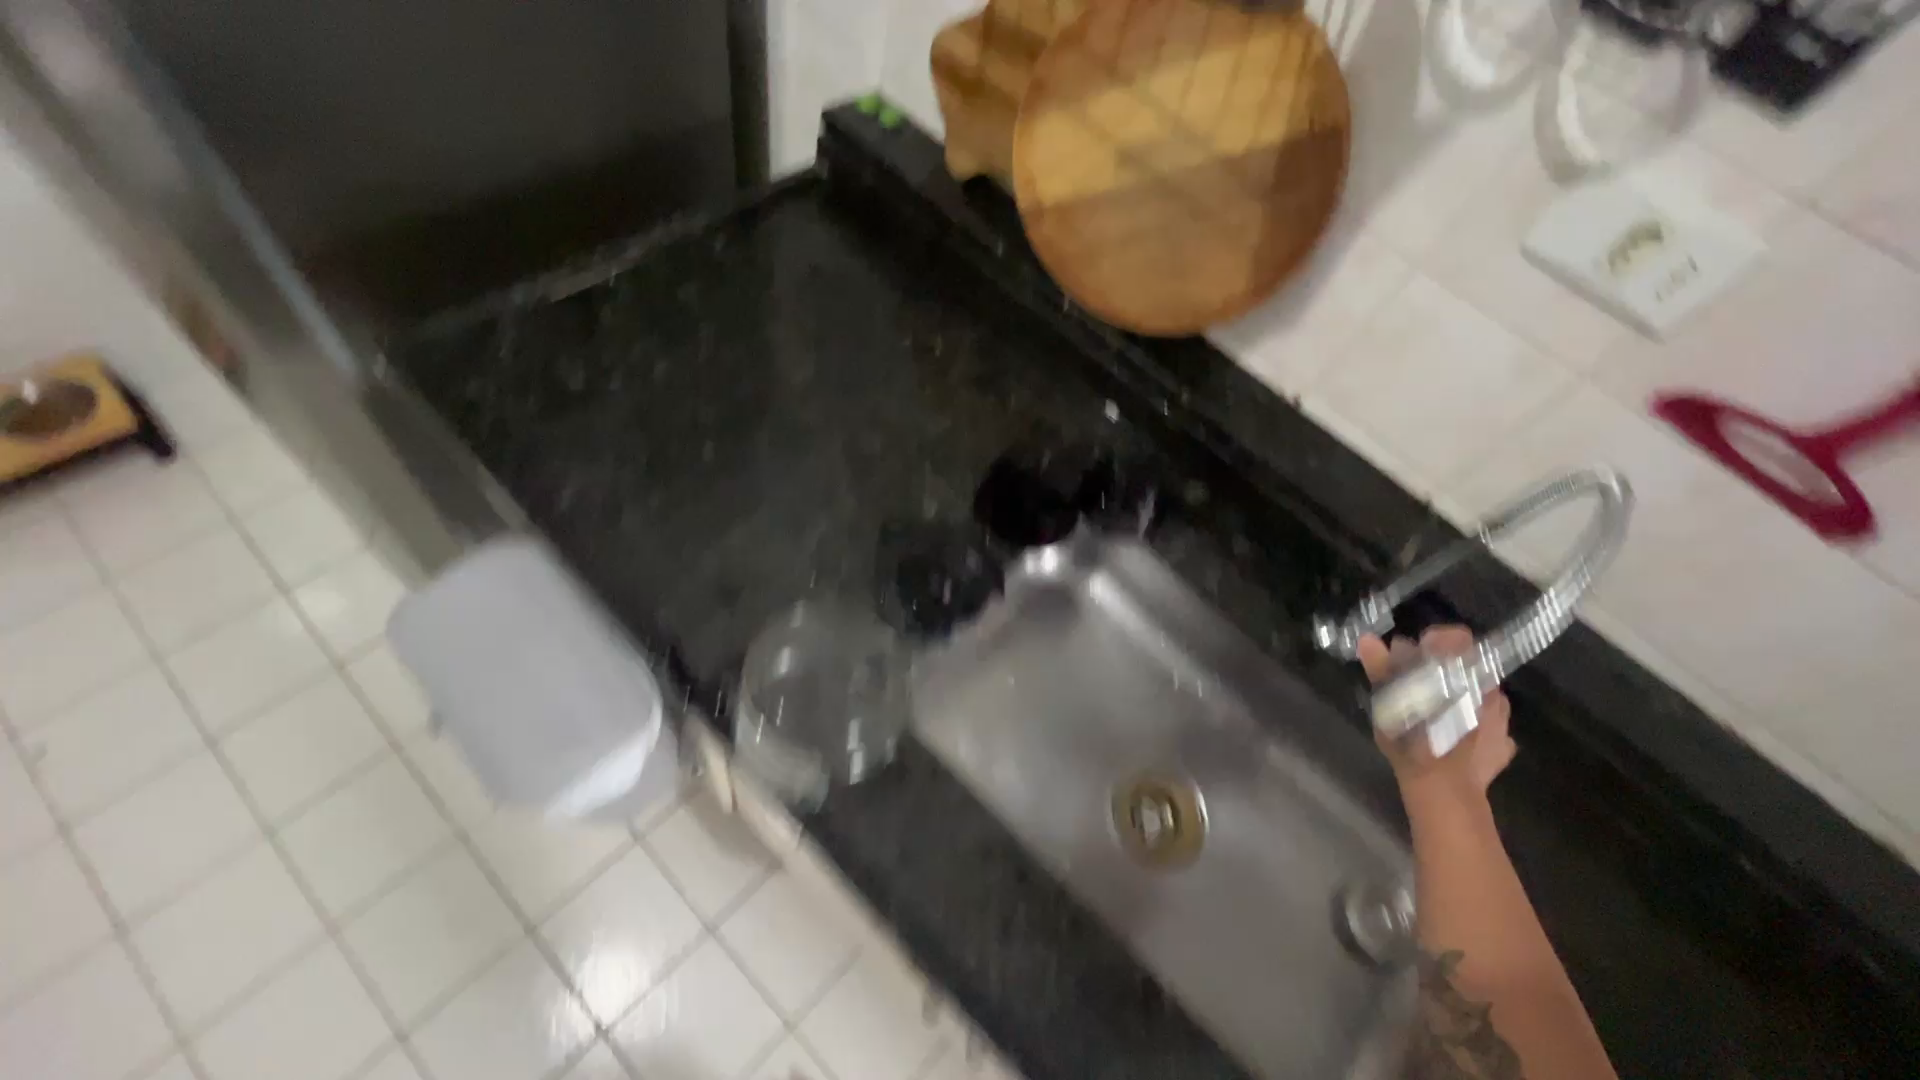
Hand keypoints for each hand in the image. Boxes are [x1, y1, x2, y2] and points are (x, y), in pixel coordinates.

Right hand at [1357, 626, 1515, 794]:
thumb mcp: (1388, 702)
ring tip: (1435, 715)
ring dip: (1459, 699)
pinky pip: (1488, 726)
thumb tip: (1368, 639)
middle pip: (1467, 669)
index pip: (1457, 639)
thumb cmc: (1414, 740)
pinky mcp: (1504, 745)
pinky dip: (1472, 727)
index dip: (1434, 643)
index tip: (1414, 656)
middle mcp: (1490, 690)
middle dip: (1444, 674)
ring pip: (1478, 697)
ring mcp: (1502, 720)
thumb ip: (1382, 669)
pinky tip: (1454, 740)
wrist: (1444, 791)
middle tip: (1418, 689)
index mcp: (1465, 674)